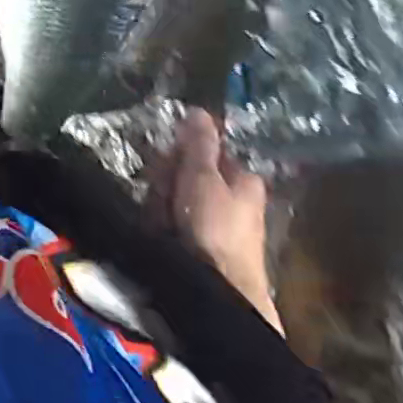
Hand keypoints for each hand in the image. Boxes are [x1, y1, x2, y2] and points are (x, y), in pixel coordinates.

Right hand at [150, 109, 281, 334]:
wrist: (223, 293)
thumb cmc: (214, 227)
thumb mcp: (203, 176)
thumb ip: (200, 143)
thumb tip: (200, 109)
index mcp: (244, 178)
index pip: (204, 149)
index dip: (180, 152)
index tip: (165, 161)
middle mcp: (237, 198)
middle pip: (190, 172)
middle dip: (168, 178)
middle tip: (160, 192)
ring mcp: (223, 224)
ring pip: (181, 197)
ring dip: (163, 202)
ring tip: (159, 218)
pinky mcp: (209, 246)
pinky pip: (180, 222)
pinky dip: (167, 224)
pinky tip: (161, 232)